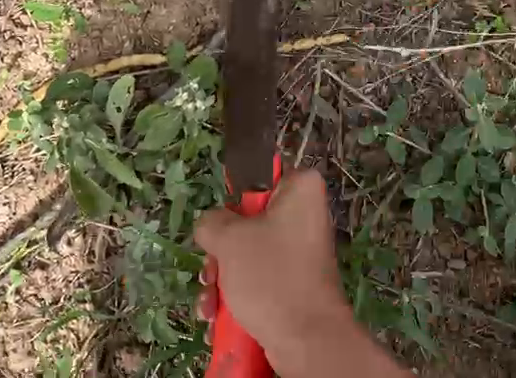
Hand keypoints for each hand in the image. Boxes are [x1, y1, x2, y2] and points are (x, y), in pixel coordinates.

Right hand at [195, 168, 363, 372]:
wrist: (305, 336)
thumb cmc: (271, 275)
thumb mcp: (230, 240)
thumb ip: (212, 222)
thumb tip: (211, 223)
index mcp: (301, 188)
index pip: (258, 179)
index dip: (233, 203)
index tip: (221, 226)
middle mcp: (305, 212)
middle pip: (247, 222)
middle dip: (220, 254)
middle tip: (211, 272)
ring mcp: (300, 248)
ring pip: (247, 254)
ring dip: (221, 280)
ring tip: (210, 303)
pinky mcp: (293, 279)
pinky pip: (257, 277)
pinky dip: (236, 296)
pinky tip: (218, 318)